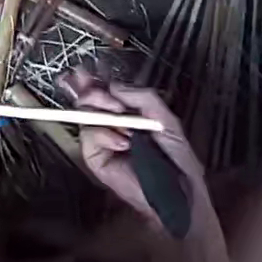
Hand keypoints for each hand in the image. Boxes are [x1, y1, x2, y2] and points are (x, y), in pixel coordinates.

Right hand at [65, 69, 207, 231]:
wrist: (178, 190)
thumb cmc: (176, 156)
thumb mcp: (164, 118)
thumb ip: (141, 97)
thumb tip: (114, 85)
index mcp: (127, 111)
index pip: (103, 91)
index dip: (90, 79)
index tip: (82, 71)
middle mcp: (110, 123)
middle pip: (88, 100)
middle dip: (92, 90)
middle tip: (99, 90)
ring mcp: (101, 141)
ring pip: (85, 115)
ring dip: (100, 109)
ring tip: (120, 117)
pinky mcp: (95, 158)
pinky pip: (89, 137)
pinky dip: (103, 135)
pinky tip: (122, 142)